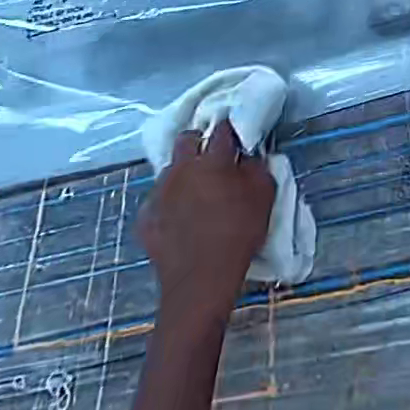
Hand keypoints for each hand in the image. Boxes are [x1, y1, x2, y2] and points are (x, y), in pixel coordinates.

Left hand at [137, 120, 275, 314]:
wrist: (200, 280)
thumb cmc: (238, 234)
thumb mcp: (264, 196)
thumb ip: (258, 169)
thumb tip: (250, 158)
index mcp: (212, 160)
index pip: (222, 129)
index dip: (231, 129)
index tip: (238, 136)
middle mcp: (182, 168)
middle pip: (187, 139)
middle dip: (199, 142)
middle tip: (214, 158)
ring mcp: (159, 192)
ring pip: (170, 169)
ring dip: (183, 173)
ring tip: (197, 193)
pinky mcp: (145, 217)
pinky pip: (158, 200)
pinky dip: (169, 203)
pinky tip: (180, 219)